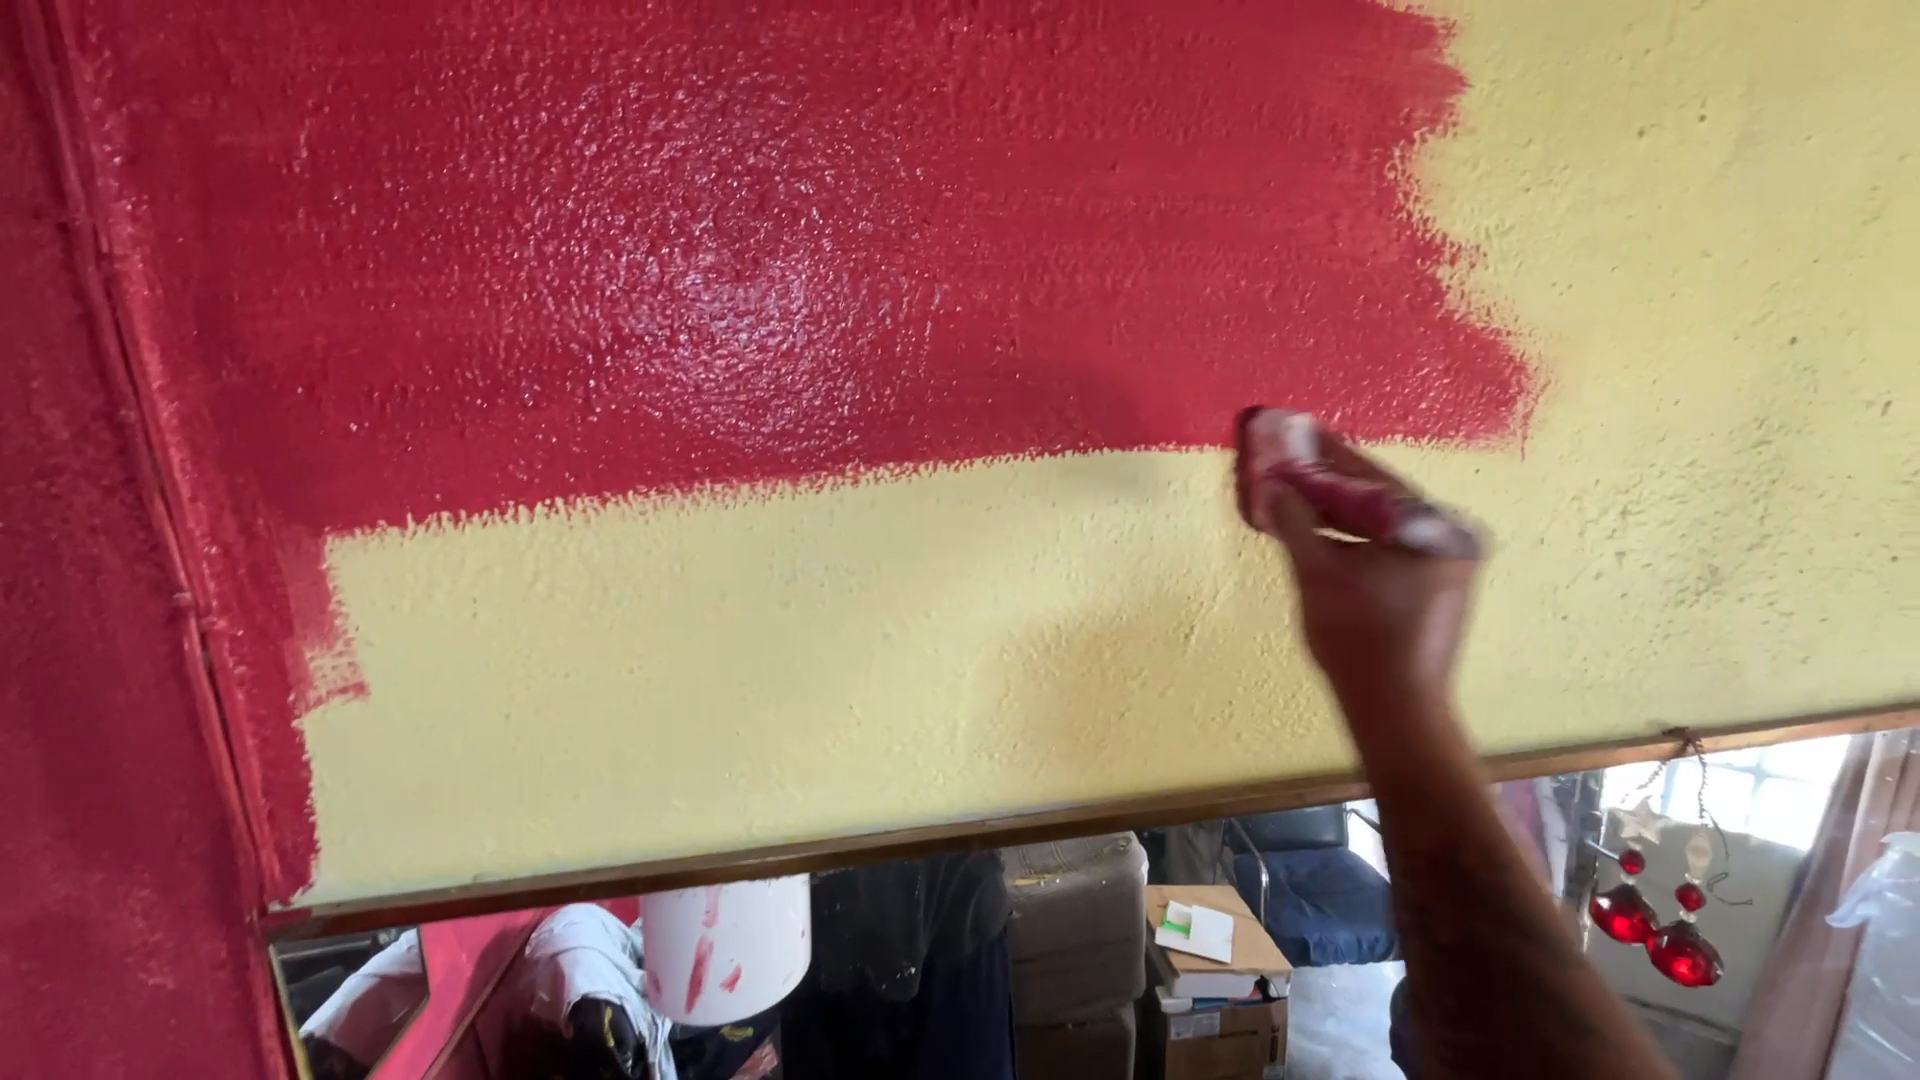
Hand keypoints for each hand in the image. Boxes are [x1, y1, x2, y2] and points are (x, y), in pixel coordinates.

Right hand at [1236, 415, 1480, 712]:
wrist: (1395, 709)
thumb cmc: (1357, 638)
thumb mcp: (1317, 571)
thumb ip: (1295, 520)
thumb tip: (1274, 484)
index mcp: (1434, 527)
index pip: (1370, 476)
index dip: (1326, 455)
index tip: (1297, 432)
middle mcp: (1452, 537)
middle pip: (1378, 498)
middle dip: (1329, 483)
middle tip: (1290, 463)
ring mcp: (1449, 563)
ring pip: (1382, 524)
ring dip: (1339, 512)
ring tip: (1297, 495)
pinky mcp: (1436, 586)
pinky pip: (1389, 546)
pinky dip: (1354, 538)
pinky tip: (1321, 531)